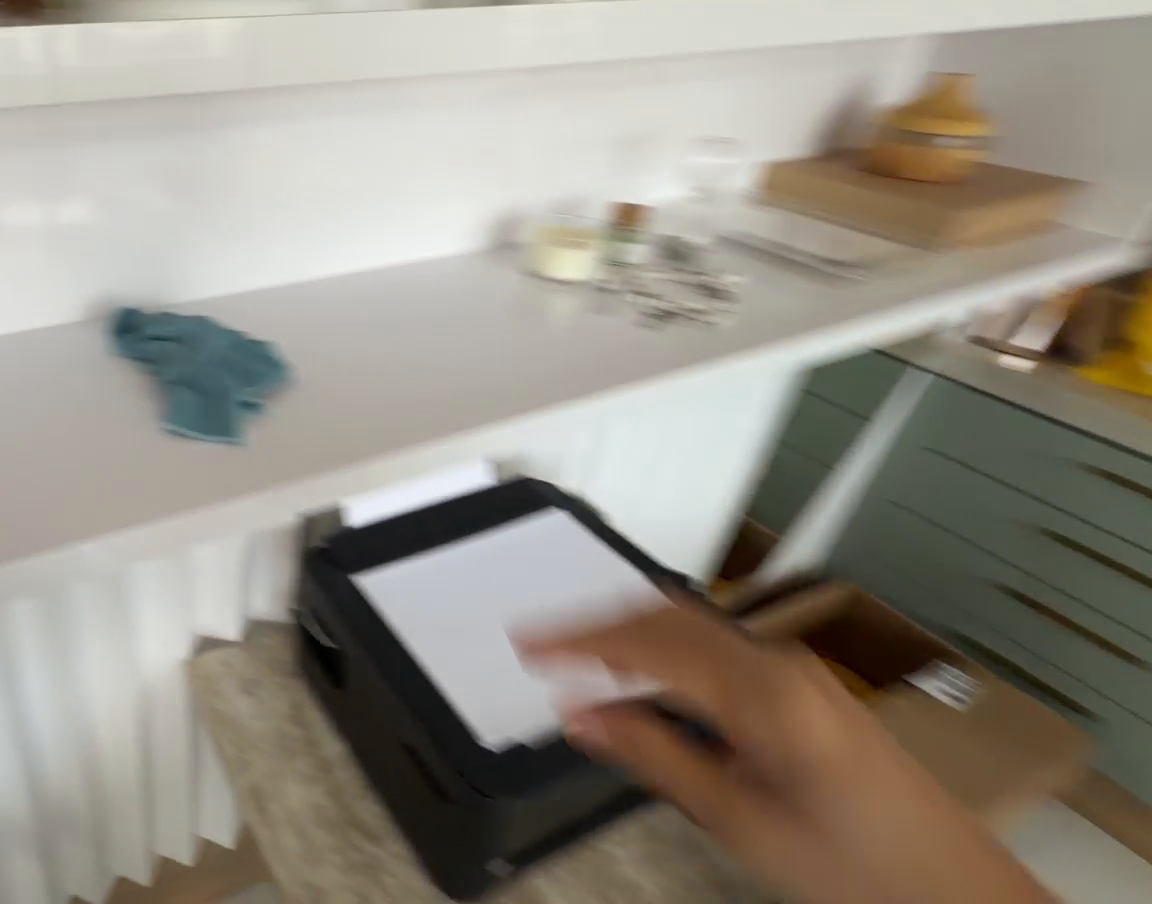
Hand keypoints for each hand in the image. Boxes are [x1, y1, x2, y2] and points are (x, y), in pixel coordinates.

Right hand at [517, 600, 1050, 903]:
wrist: (964, 894)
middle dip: (591, 622)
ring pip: (683, 621)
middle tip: (538, 640)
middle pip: (661, 615)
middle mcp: (774, 662)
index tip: (527, 645)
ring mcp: (788, 666)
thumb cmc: (857, 868)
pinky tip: (634, 672)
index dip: (577, 639)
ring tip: (572, 650)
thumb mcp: (740, 822)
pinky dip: (656, 644)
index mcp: (762, 693)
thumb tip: (577, 715)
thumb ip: (653, 756)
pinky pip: (708, 641)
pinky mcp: (795, 680)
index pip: (645, 642)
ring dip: (622, 627)